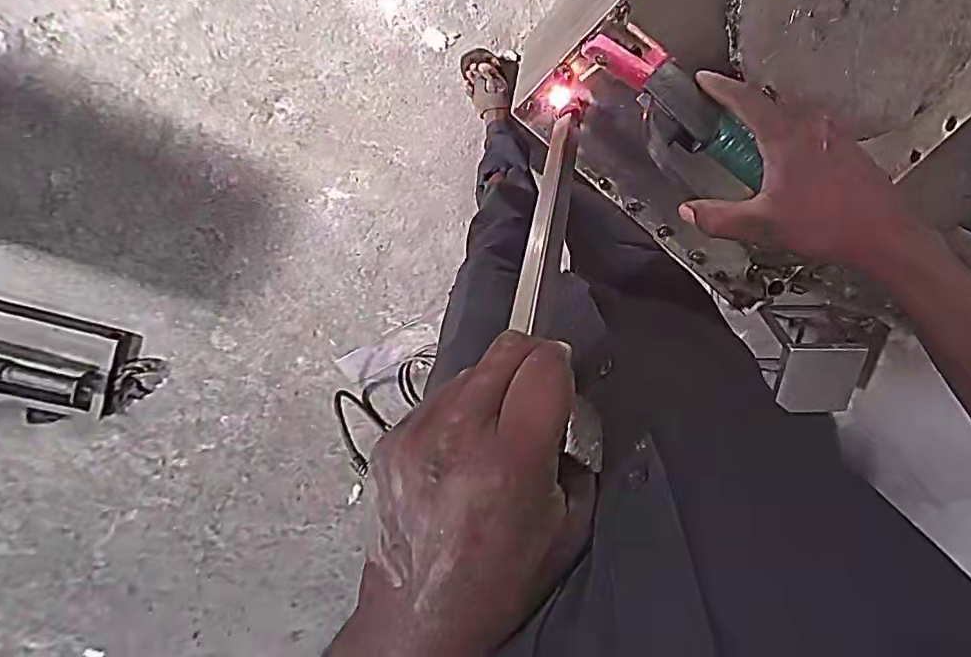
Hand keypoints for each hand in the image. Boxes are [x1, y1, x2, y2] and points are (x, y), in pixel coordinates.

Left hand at [330, 332, 595, 656]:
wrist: (417, 622)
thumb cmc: (494, 582)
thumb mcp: (567, 524)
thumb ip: (577, 450)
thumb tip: (569, 398)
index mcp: (509, 462)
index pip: (544, 364)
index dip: (561, 365)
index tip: (564, 377)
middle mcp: (458, 439)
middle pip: (508, 348)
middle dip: (532, 360)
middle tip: (537, 391)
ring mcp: (417, 435)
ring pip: (474, 366)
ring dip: (495, 383)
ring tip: (496, 429)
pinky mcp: (393, 438)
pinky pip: (442, 393)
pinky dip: (462, 406)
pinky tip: (465, 446)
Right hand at [678, 71, 928, 273]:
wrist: (885, 235)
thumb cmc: (830, 224)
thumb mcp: (764, 224)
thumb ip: (720, 217)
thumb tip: (691, 212)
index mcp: (785, 136)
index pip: (745, 99)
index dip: (720, 87)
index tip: (705, 79)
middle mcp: (810, 126)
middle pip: (767, 106)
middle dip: (742, 112)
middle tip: (725, 126)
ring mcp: (832, 135)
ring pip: (791, 120)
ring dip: (769, 130)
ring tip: (756, 157)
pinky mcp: (847, 148)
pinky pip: (810, 134)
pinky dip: (792, 143)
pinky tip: (792, 173)